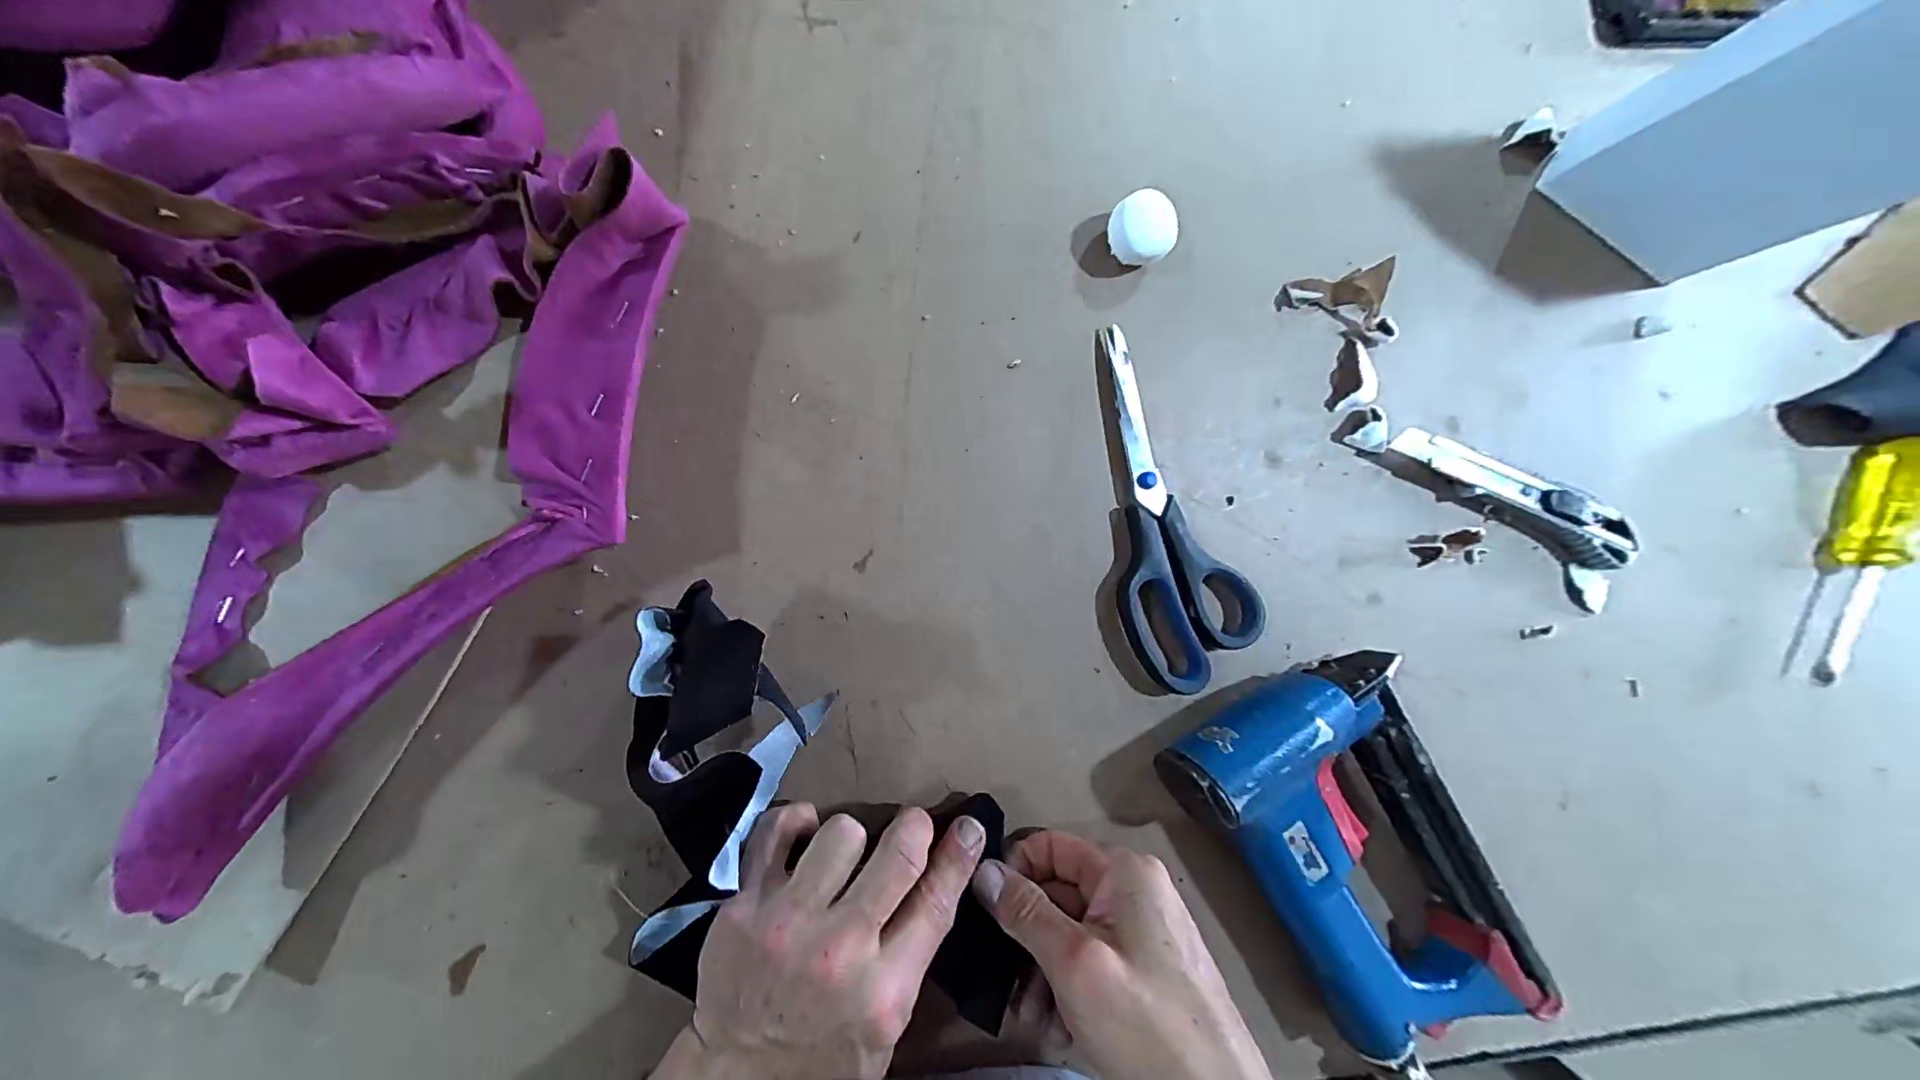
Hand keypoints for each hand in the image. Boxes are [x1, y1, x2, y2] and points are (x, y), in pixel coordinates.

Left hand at [654, 803, 985, 1079]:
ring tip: (846, 852)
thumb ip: (911, 955)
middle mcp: (840, 950)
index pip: (936, 902)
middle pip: (898, 854)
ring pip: (841, 831)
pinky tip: (806, 833)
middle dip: (914, 828)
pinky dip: (796, 821)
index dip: (959, 856)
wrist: (734, 1079)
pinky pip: (776, 831)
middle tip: (911, 826)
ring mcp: (788, 923)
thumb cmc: (821, 1056)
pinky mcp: (745, 907)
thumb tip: (942, 877)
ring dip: (852, 835)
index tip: (968, 827)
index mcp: (884, 990)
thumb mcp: (886, 1025)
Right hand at [972, 830, 1270, 1079]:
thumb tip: (985, 870)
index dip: (1015, 871)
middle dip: (1027, 937)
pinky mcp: (1146, 969)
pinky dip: (1070, 988)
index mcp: (1125, 872)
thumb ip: (1026, 913)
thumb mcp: (1073, 963)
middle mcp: (1136, 890)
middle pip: (1058, 893)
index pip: (1051, 845)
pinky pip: (1093, 961)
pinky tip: (1063, 1029)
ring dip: (1043, 971)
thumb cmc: (1145, 1024)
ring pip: (1071, 932)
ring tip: (1034, 1017)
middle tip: (1008, 984)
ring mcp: (1143, 931)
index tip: (988, 911)